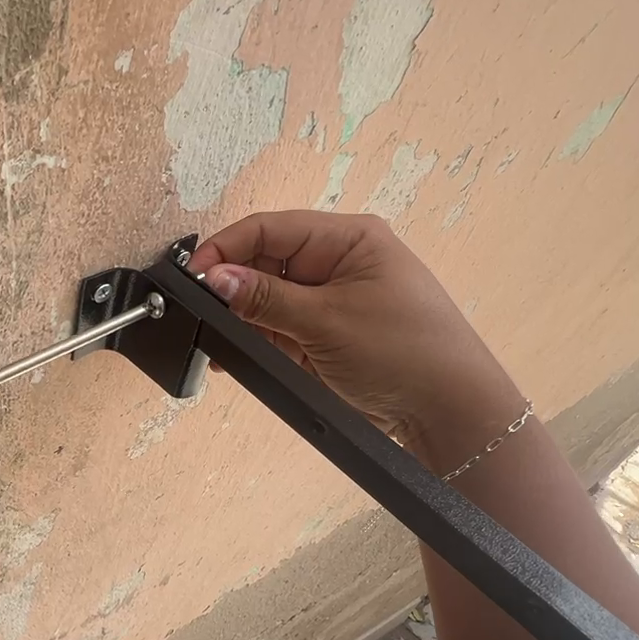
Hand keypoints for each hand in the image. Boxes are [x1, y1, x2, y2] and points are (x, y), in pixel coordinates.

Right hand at [186, 211, 522, 460]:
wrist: (444, 410)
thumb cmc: (406, 351)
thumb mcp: (325, 320)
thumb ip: (264, 299)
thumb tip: (214, 277)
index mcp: (346, 239)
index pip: (269, 229)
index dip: (227, 248)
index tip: (194, 274)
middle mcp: (334, 264)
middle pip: (262, 263)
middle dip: (232, 289)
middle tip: (208, 315)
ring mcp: (326, 301)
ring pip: (264, 300)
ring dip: (242, 321)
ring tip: (224, 344)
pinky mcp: (320, 335)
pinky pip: (274, 329)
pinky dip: (255, 342)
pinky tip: (237, 357)